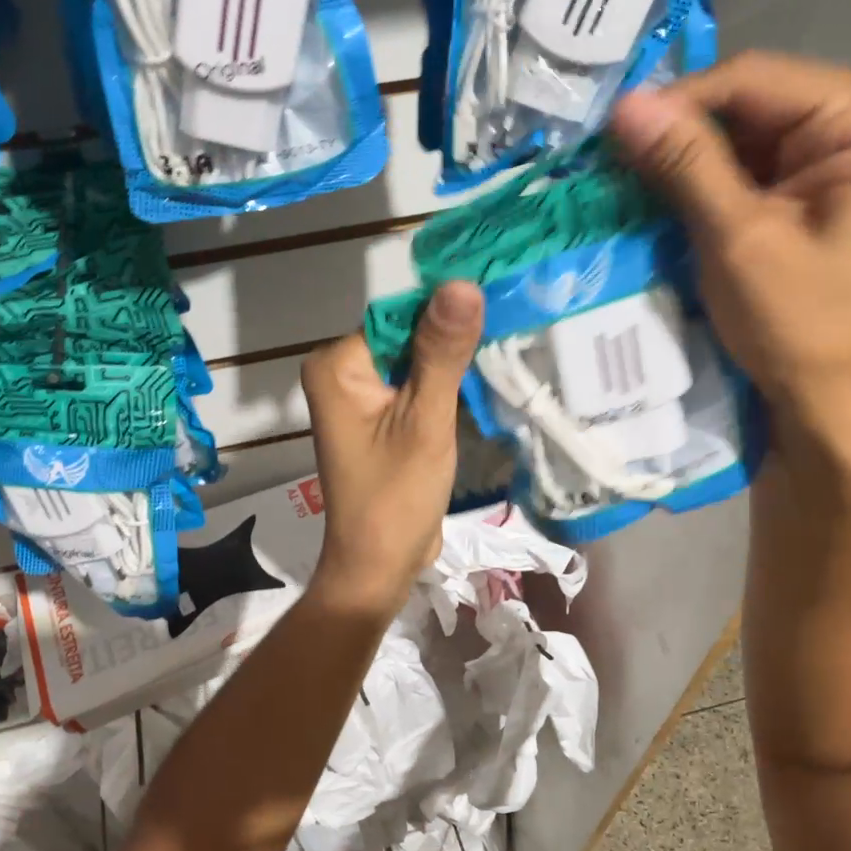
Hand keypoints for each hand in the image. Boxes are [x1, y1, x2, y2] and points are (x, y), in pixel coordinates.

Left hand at [300, 281, 484, 616]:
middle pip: (406, 335)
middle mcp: (340, 374)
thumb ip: (442, 353)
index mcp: (336, 366)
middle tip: (513, 325)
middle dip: (452, 338)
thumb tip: (462, 284)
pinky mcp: (378, 419)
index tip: (500, 303)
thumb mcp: (425, 421)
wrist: (378, 567)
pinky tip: (484, 379)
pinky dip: (444, 387)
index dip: (447, 313)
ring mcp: (359, 398)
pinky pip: (414, 387)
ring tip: (508, 346)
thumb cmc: (395, 498)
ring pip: (415, 361)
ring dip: (453, 362)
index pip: (399, 315)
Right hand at [610, 52, 850, 451]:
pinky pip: (749, 161)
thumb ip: (685, 164)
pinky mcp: (818, 181)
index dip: (678, 103)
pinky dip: (703, 177)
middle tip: (612, 159)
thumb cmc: (796, 322)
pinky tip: (661, 193)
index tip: (611, 134)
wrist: (823, 394)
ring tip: (626, 176)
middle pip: (751, 100)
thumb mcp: (737, 237)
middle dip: (681, 131)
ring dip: (685, 155)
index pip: (756, 79)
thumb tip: (624, 105)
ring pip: (743, 129)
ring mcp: (846, 148)